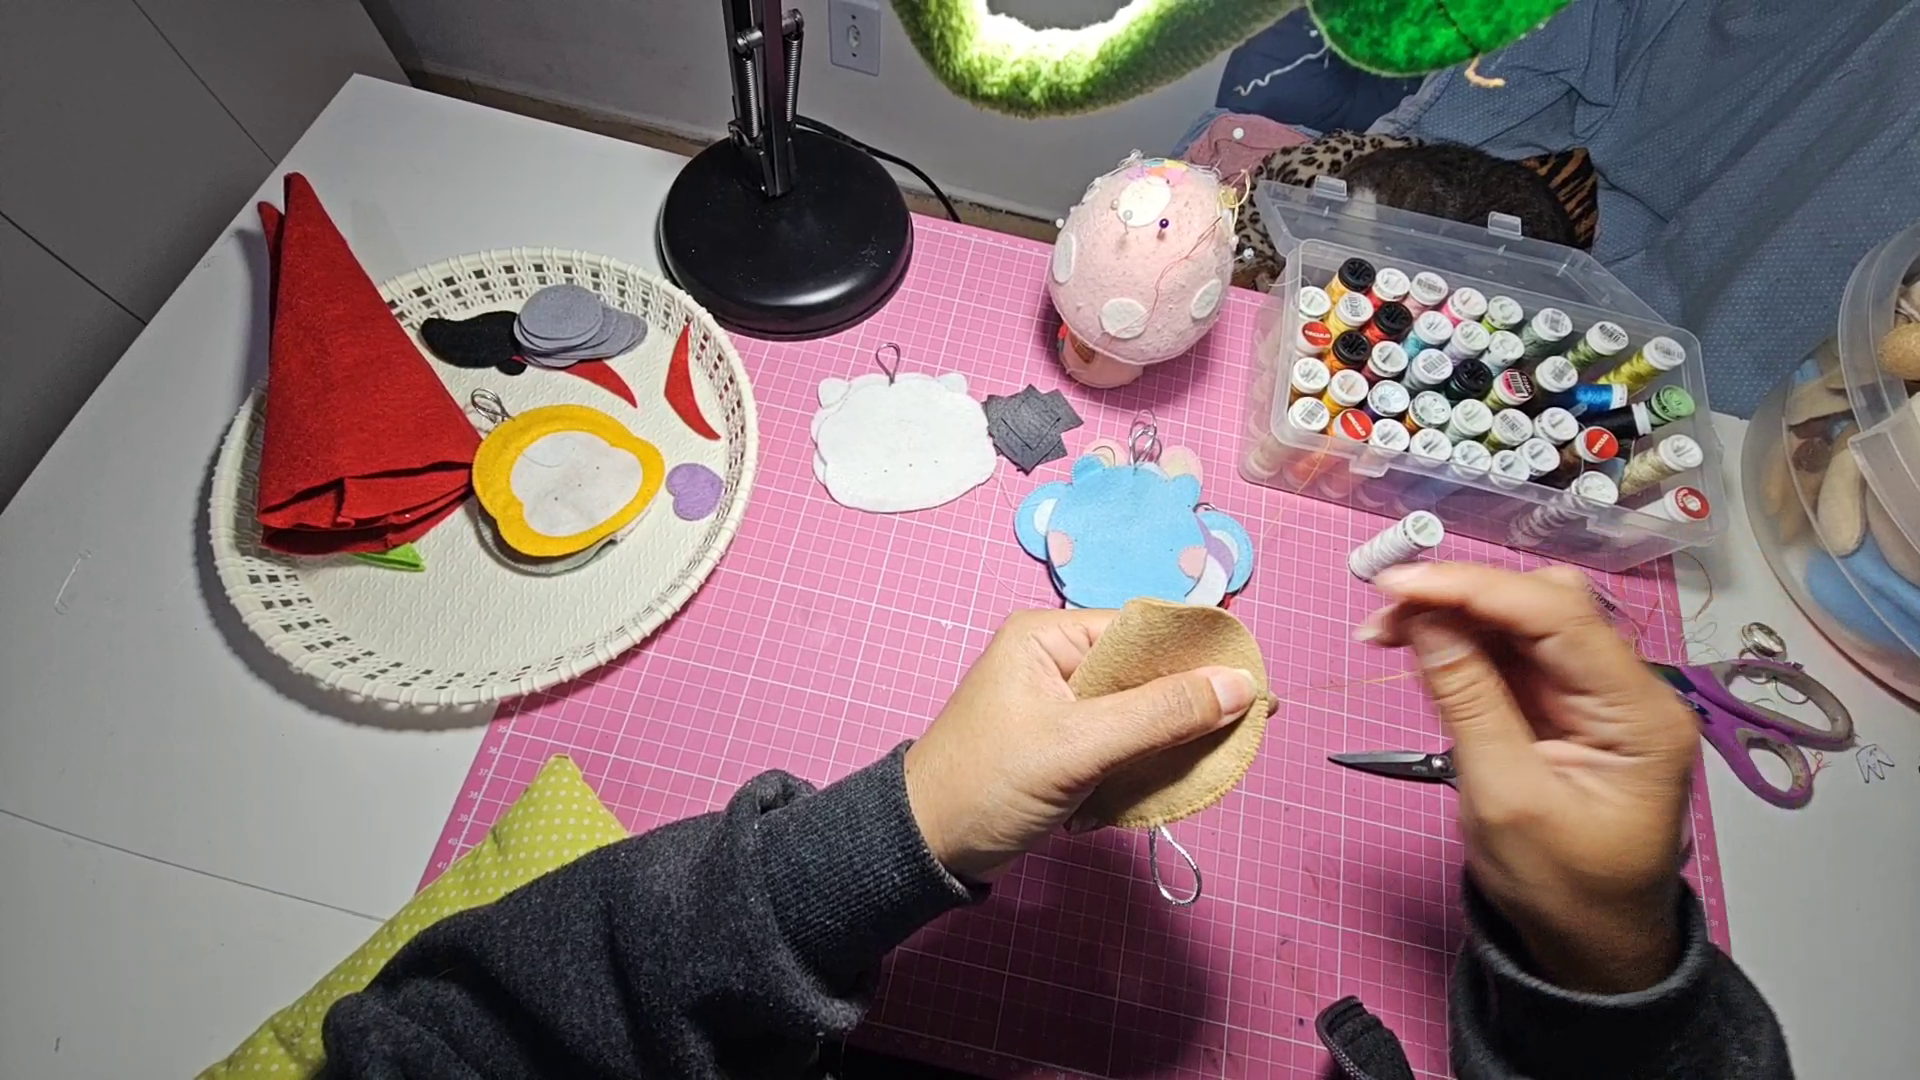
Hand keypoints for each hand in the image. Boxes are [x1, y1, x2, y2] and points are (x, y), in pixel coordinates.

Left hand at [904, 610, 1256, 882]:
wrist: (930, 845)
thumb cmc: (991, 781)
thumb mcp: (1078, 745)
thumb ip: (1159, 714)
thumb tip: (1239, 684)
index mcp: (1049, 636)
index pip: (1140, 630)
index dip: (1197, 653)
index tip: (1255, 681)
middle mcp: (1057, 659)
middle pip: (1144, 670)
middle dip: (1192, 700)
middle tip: (1251, 725)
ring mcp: (1061, 703)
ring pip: (1138, 708)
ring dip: (1173, 736)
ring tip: (1222, 757)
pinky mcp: (1065, 741)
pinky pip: (1123, 739)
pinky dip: (1149, 758)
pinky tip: (1178, 776)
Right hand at [1357, 563, 1699, 992]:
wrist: (1585, 936)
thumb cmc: (1559, 881)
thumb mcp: (1504, 794)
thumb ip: (1467, 698)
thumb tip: (1423, 619)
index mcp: (1636, 712)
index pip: (1556, 616)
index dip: (1471, 588)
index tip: (1395, 584)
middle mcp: (1619, 687)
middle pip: (1539, 604)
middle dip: (1457, 595)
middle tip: (1384, 612)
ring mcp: (1585, 691)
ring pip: (1513, 619)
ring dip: (1445, 613)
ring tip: (1383, 632)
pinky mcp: (1551, 700)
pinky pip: (1499, 649)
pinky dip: (1449, 639)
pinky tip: (1411, 647)